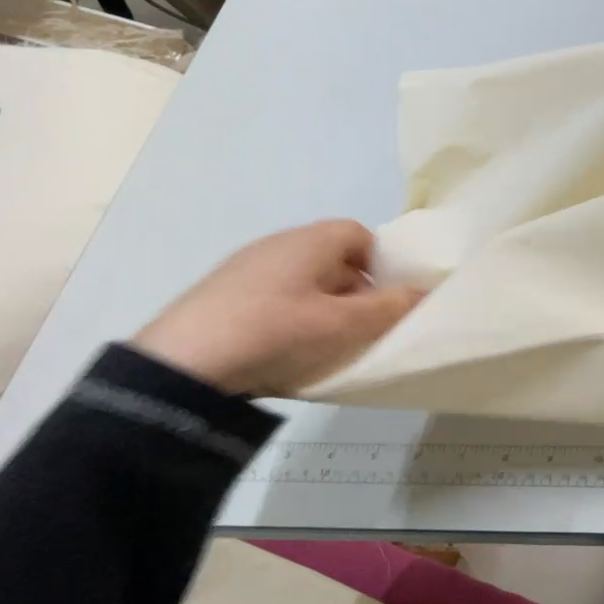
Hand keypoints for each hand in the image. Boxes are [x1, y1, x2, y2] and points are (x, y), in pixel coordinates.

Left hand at [134, 221, 422, 396]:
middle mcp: (276, 245)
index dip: (381, 263)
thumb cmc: (276, 333)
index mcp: (309, 241)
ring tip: (325, 343)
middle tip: (363, 327)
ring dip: (322, 307)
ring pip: (302, 281)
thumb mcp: (344, 326)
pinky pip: (272, 298)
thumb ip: (390, 307)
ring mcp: (242, 270)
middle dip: (355, 291)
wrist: (178, 368)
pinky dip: (288, 318)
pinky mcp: (218, 297)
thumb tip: (425, 292)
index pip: (360, 234)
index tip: (388, 297)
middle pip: (333, 259)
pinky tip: (285, 349)